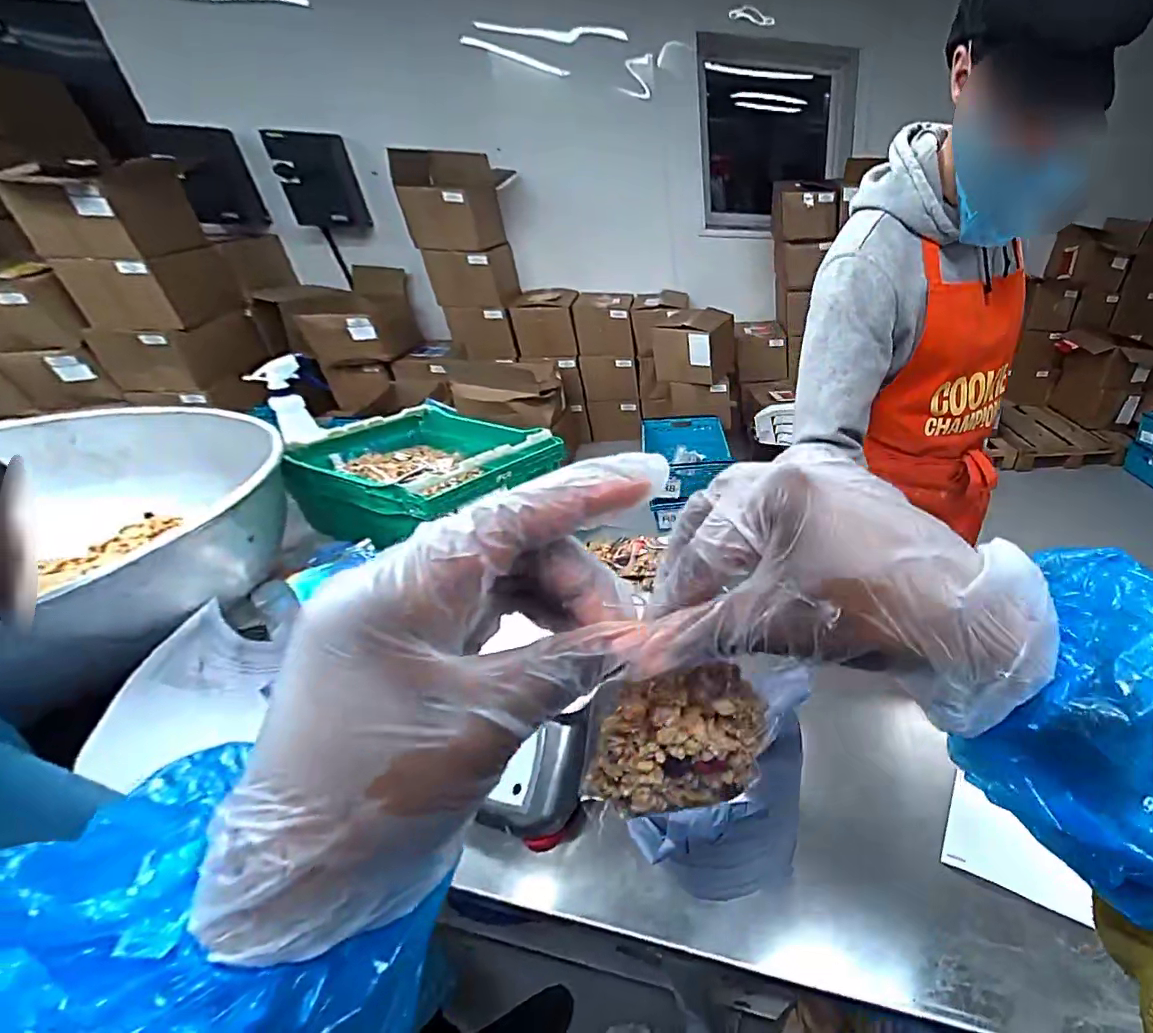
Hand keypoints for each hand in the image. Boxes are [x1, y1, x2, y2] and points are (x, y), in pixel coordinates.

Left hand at [190, 454, 667, 965]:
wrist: (302, 877)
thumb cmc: (376, 794)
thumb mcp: (487, 721)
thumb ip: (570, 664)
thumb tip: (642, 639)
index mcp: (396, 593)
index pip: (502, 519)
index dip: (578, 495)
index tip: (642, 482)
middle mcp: (400, 590)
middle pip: (520, 549)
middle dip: (583, 583)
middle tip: (628, 633)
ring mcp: (411, 618)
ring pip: (518, 579)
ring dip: (571, 607)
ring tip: (608, 650)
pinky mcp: (426, 646)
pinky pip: (505, 612)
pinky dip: (549, 627)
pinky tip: (576, 654)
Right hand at [646, 446, 1057, 735]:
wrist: (962, 613)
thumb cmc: (871, 610)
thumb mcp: (780, 620)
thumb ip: (706, 632)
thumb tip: (640, 657)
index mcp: (781, 486)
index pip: (706, 541)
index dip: (676, 592)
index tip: (653, 633)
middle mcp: (805, 468)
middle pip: (724, 511)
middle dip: (696, 560)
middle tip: (678, 608)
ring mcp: (837, 479)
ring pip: (759, 512)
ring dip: (731, 553)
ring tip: (713, 597)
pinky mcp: (860, 499)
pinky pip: (794, 517)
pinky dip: (768, 547)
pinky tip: (762, 578)